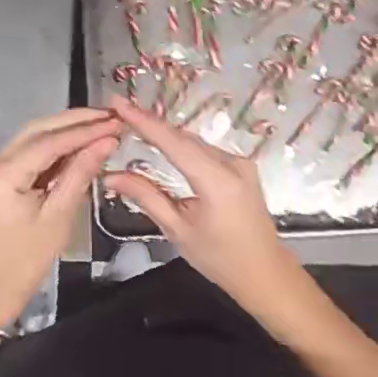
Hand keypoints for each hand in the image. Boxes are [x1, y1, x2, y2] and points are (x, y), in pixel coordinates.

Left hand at [0, 108, 121, 326]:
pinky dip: (56, 147)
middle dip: (75, 122)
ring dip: (67, 131)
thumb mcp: (59, 216)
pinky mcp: (1, 177)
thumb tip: (106, 141)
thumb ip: (80, 174)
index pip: (48, 142)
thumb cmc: (28, 258)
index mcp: (3, 175)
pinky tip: (81, 144)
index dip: (84, 129)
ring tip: (102, 127)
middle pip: (38, 130)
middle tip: (111, 118)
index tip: (114, 122)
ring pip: (34, 138)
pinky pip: (31, 153)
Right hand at [103, 97, 316, 337]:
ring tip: (133, 125)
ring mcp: (240, 165)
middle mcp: (232, 164)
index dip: (143, 122)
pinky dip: (181, 148)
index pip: (173, 143)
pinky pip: (205, 152)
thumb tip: (113, 176)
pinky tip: (162, 145)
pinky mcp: (241, 170)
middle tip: (118, 114)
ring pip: (194, 144)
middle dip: (150, 125)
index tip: (119, 104)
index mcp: (217, 180)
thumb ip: (146, 197)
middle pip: (184, 139)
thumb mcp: (178, 229)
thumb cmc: (220, 258)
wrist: (265, 273)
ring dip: (165, 136)